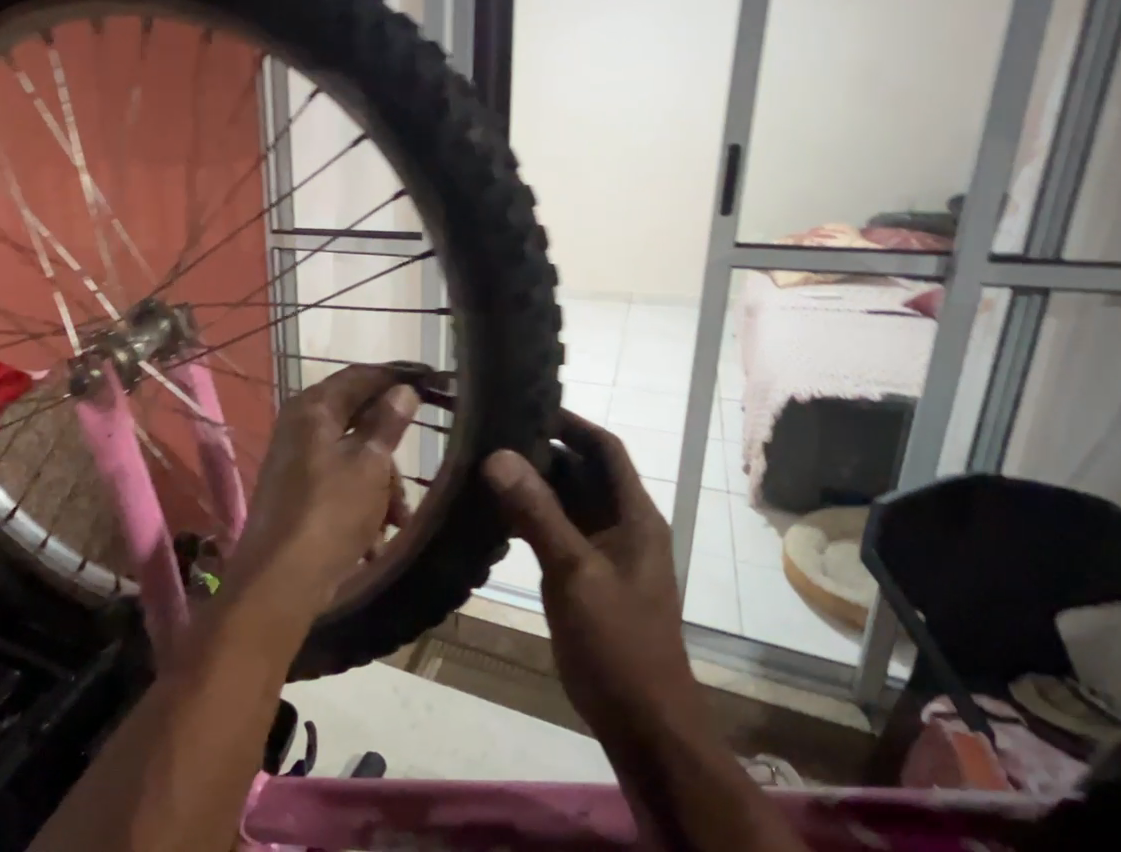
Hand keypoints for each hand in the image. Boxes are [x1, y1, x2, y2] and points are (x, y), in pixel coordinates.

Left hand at [224, 365, 418, 618]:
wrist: (283, 576)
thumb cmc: (331, 511)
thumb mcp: (369, 465)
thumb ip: (386, 424)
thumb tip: (402, 389)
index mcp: (312, 409)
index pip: (359, 376)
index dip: (395, 376)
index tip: (432, 381)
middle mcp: (299, 427)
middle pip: (357, 421)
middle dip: (389, 453)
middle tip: (409, 481)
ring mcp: (295, 462)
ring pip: (353, 459)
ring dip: (380, 488)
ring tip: (395, 520)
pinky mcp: (297, 494)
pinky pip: (339, 487)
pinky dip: (361, 506)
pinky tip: (375, 538)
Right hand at [482, 412, 699, 740]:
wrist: (641, 718)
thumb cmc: (618, 641)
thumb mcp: (576, 571)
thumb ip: (538, 513)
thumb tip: (498, 455)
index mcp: (635, 517)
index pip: (605, 450)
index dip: (570, 422)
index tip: (522, 403)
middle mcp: (621, 527)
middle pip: (581, 472)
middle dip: (539, 450)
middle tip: (485, 432)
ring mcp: (601, 553)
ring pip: (564, 503)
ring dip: (530, 484)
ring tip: (479, 464)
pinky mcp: (582, 578)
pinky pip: (553, 532)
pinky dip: (526, 518)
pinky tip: (490, 514)